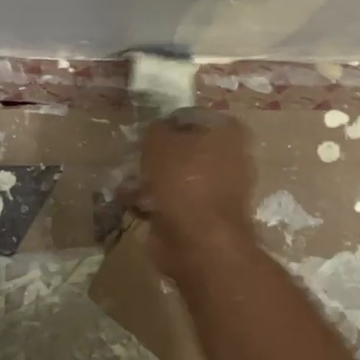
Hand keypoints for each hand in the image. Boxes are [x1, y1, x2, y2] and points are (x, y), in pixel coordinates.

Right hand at [130, 107, 255, 279]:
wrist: (200, 243)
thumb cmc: (183, 181)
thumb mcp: (159, 142)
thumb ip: (157, 130)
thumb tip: (157, 131)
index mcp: (228, 134)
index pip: (195, 117)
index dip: (169, 122)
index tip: (148, 131)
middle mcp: (231, 159)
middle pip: (188, 149)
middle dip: (161, 154)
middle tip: (136, 156)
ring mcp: (221, 191)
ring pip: (181, 177)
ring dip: (155, 180)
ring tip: (129, 183)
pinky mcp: (207, 218)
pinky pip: (177, 202)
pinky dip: (158, 203)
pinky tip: (135, 204)